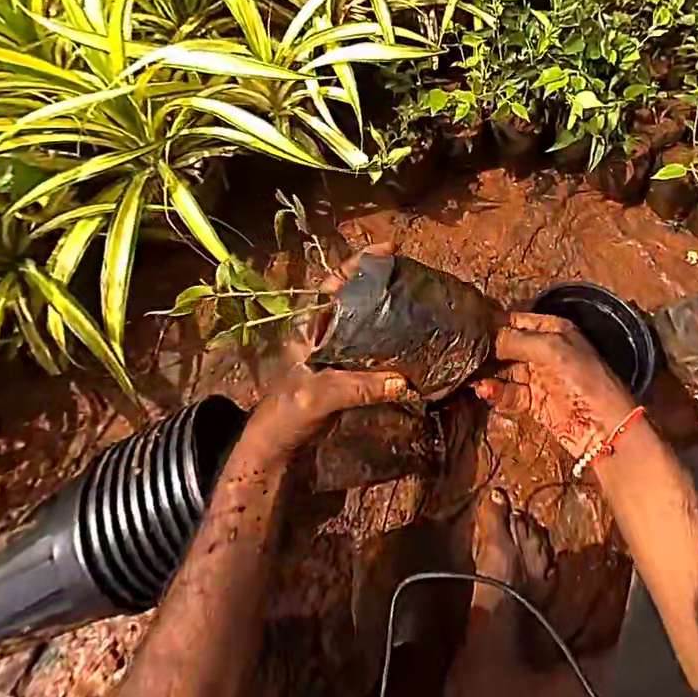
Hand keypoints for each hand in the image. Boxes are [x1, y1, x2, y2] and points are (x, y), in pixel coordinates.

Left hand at [237, 243, 412, 462]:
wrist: (277, 447)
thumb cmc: (287, 412)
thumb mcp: (318, 395)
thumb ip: (357, 386)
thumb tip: (403, 381)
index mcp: (313, 324)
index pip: (336, 281)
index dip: (361, 262)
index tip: (390, 250)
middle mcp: (327, 331)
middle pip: (357, 296)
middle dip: (383, 282)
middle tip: (414, 276)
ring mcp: (339, 350)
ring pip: (368, 320)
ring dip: (391, 311)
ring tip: (419, 302)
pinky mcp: (350, 370)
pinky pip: (375, 347)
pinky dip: (394, 341)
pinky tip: (414, 342)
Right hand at [471, 312, 635, 461]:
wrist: (605, 427)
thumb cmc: (582, 378)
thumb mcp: (550, 350)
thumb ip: (516, 341)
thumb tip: (485, 336)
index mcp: (552, 329)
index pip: (515, 320)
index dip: (494, 323)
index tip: (468, 328)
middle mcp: (544, 350)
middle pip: (507, 345)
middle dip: (487, 349)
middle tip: (462, 353)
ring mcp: (538, 377)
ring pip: (505, 370)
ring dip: (487, 373)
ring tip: (469, 376)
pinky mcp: (534, 402)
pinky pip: (509, 392)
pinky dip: (496, 392)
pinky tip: (485, 391)